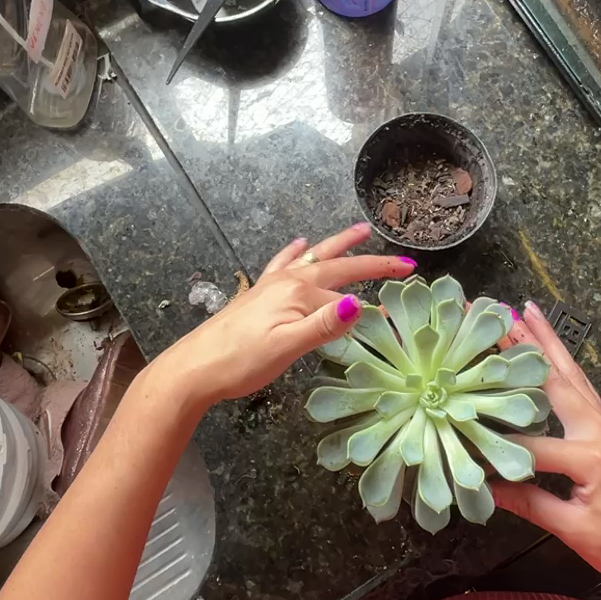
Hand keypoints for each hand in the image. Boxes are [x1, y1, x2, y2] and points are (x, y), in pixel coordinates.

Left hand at [139, 222, 415, 411]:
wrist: (195, 368)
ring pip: (312, 257)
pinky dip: (295, 252)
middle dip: (370, 262)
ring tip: (359, 231)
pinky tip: (299, 243)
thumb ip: (323, 325)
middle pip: (336, 264)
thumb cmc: (241, 361)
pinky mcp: (258, 294)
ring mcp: (271, 285)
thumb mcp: (287, 347)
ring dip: (338, 244)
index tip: (406, 300)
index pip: (349, 293)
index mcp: (298, 292)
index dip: (378, 299)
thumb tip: (359, 304)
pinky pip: (282, 263)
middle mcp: (287, 281)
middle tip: (401, 260)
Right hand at [491, 303, 600, 587]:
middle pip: (558, 378)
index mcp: (590, 455)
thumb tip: (485, 486)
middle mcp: (600, 430)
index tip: (461, 427)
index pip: (531, 443)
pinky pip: (583, 389)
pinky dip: (564, 366)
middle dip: (529, 342)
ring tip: (529, 312)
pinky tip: (553, 353)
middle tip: (503, 310)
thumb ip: (529, 503)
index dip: (495, 441)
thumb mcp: (573, 530)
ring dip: (550, 342)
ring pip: (574, 376)